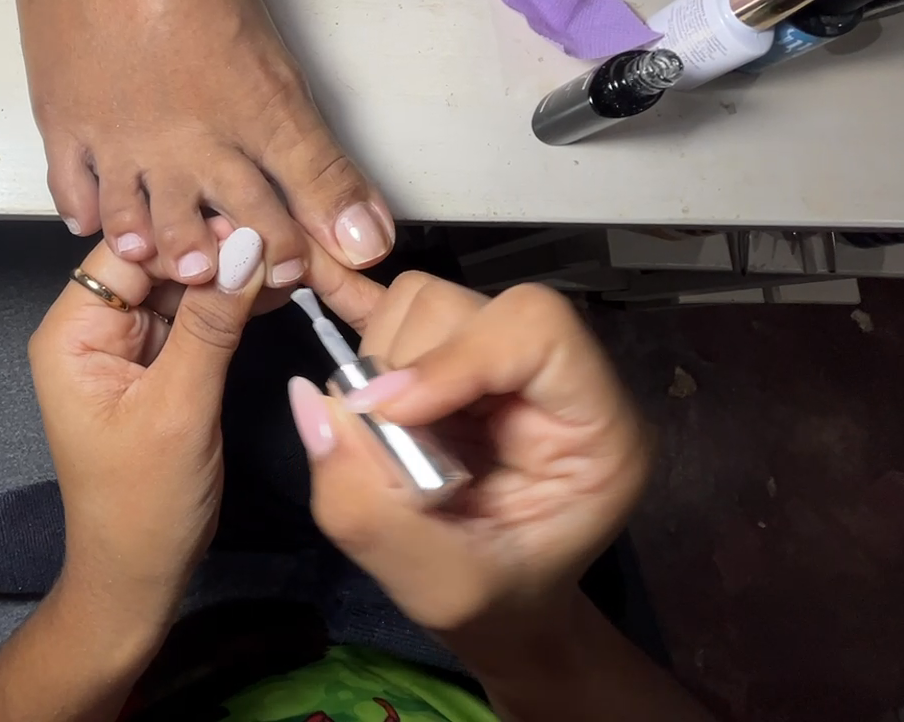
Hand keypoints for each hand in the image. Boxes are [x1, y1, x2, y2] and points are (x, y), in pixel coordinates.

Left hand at [27, 225, 271, 633]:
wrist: (142, 572)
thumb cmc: (143, 501)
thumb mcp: (178, 407)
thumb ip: (210, 324)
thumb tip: (245, 248)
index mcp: (74, 330)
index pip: (128, 252)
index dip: (185, 233)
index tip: (248, 223)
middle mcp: (96, 327)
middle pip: (156, 263)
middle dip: (215, 252)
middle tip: (279, 237)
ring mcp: (129, 343)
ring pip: (181, 287)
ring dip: (229, 275)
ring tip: (286, 256)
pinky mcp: (161, 360)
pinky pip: (196, 317)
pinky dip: (231, 306)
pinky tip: (273, 288)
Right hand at [286, 273, 651, 634]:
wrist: (501, 600)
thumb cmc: (494, 602)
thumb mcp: (440, 587)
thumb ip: (371, 508)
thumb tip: (311, 403)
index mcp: (593, 423)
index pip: (534, 328)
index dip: (453, 358)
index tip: (389, 413)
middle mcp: (546, 371)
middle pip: (457, 307)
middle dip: (398, 367)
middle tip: (379, 436)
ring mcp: (493, 352)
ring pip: (416, 302)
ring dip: (375, 358)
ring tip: (379, 425)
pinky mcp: (445, 350)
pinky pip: (394, 306)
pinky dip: (355, 309)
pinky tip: (331, 310)